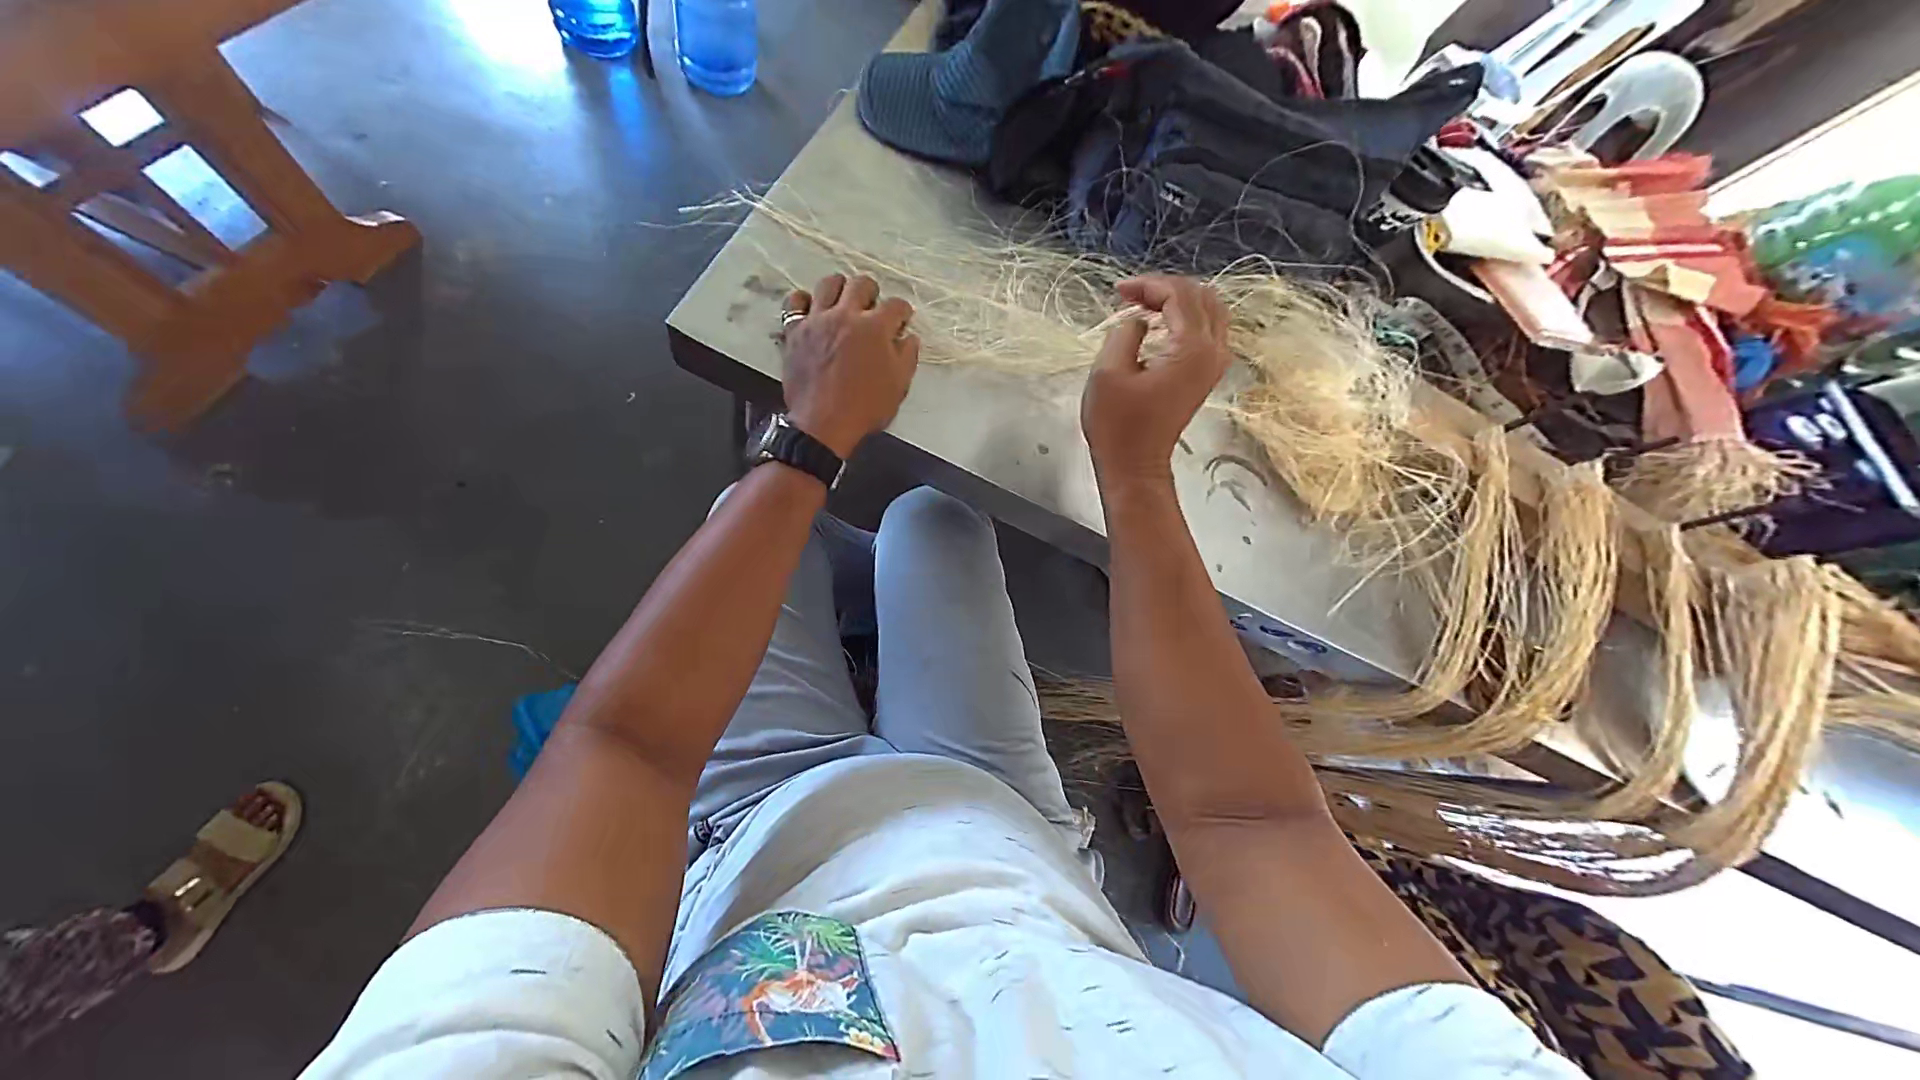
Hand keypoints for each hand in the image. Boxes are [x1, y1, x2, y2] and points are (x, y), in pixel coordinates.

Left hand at [780, 273, 920, 457]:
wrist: (824, 424)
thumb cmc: (864, 408)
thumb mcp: (898, 386)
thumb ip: (907, 356)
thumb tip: (908, 339)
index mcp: (876, 328)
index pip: (896, 306)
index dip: (902, 313)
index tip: (901, 320)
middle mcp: (846, 316)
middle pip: (862, 284)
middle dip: (872, 292)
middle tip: (872, 307)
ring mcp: (818, 321)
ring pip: (829, 283)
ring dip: (840, 288)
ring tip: (843, 302)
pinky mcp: (795, 331)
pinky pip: (795, 302)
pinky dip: (804, 301)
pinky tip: (812, 310)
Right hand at [1081, 275, 1232, 484]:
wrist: (1134, 464)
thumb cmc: (1117, 425)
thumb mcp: (1107, 373)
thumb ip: (1124, 333)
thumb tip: (1137, 321)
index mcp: (1190, 349)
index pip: (1179, 295)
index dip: (1148, 285)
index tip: (1119, 290)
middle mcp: (1212, 352)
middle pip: (1201, 296)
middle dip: (1165, 288)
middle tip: (1131, 295)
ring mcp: (1214, 364)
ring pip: (1210, 310)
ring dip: (1178, 300)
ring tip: (1145, 305)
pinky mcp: (1207, 374)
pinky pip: (1208, 330)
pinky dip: (1186, 318)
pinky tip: (1160, 324)